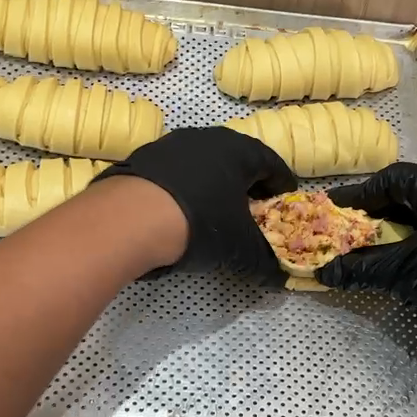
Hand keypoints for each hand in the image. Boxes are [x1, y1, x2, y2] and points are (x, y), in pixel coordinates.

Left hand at [93, 127, 297, 271]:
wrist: (130, 219)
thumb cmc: (199, 224)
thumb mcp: (239, 248)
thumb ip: (263, 261)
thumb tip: (279, 278)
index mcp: (239, 150)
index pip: (272, 164)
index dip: (282, 186)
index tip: (286, 203)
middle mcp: (206, 138)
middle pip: (237, 161)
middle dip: (248, 186)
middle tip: (253, 211)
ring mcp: (170, 145)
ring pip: (204, 166)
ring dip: (215, 187)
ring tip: (216, 214)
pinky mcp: (142, 160)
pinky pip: (176, 175)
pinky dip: (186, 192)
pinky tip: (181, 214)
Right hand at [317, 163, 416, 338]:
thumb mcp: (403, 271)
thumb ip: (362, 268)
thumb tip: (325, 272)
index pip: (393, 178)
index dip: (361, 193)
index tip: (336, 207)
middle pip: (409, 195)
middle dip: (377, 212)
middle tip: (350, 229)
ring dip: (395, 230)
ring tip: (369, 247)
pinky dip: (414, 243)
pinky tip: (400, 262)